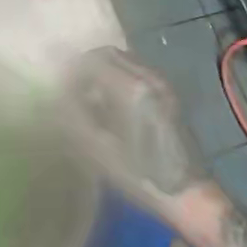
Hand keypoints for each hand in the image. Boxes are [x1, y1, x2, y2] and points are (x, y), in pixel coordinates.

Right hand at [61, 47, 208, 224]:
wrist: (188, 194)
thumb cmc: (140, 177)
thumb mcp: (100, 151)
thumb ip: (76, 116)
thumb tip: (58, 94)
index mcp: (131, 90)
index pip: (93, 60)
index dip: (72, 68)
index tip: (58, 82)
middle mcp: (148, 77)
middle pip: (109, 53)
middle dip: (86, 64)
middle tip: (71, 85)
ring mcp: (161, 82)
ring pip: (124, 58)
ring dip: (103, 67)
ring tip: (88, 92)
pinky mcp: (167, 91)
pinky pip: (136, 68)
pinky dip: (118, 72)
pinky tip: (111, 99)